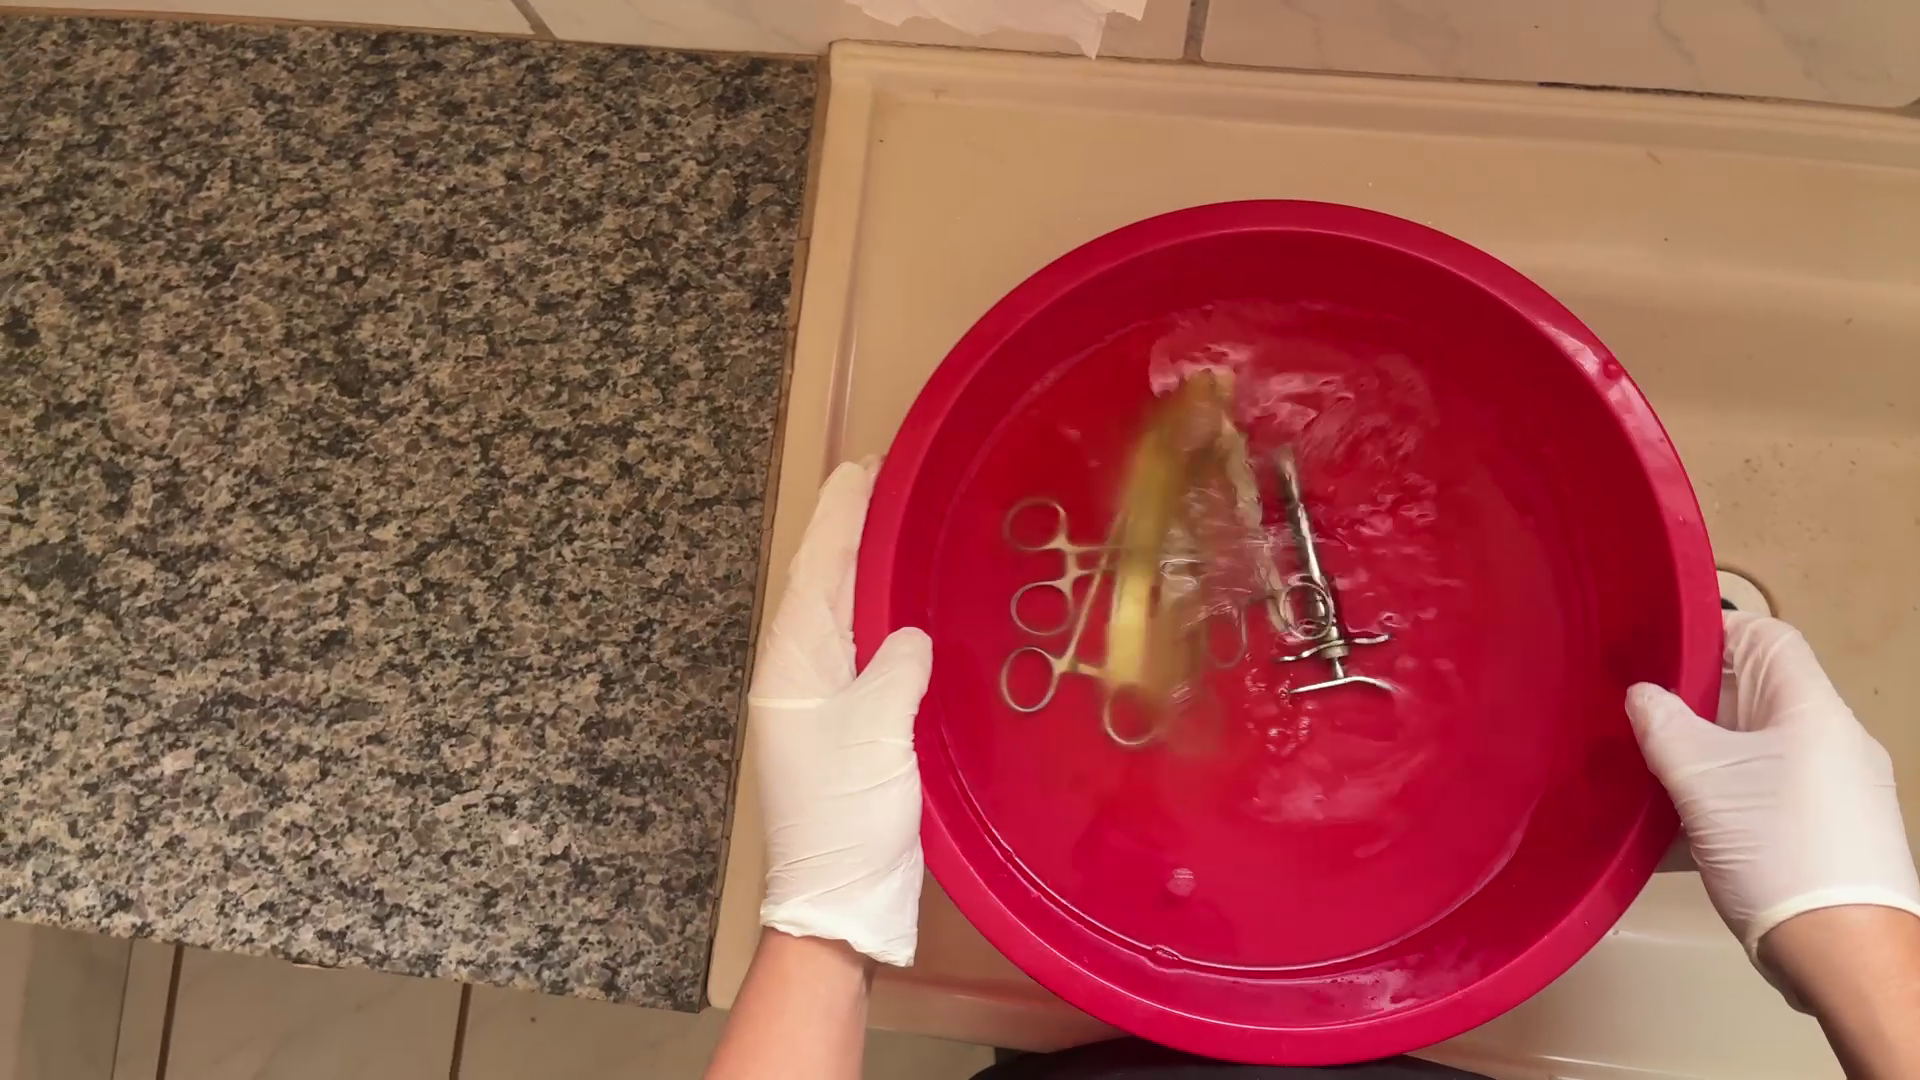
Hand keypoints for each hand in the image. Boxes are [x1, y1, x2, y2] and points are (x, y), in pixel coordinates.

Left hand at [747, 460, 930, 966]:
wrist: (841, 898)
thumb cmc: (848, 816)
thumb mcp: (876, 735)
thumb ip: (895, 670)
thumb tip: (909, 636)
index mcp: (793, 666)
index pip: (813, 573)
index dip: (837, 518)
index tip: (861, 469)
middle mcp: (798, 672)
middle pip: (820, 584)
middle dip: (845, 528)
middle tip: (878, 478)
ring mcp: (820, 697)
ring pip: (838, 612)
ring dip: (857, 563)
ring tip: (886, 519)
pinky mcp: (846, 719)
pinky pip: (859, 645)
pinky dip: (874, 610)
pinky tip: (896, 600)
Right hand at [1627, 612, 1919, 993]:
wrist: (1841, 948)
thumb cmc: (1774, 842)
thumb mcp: (1697, 771)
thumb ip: (1660, 719)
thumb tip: (1642, 695)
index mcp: (1811, 712)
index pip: (1765, 637)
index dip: (1709, 628)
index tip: (1648, 641)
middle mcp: (1828, 739)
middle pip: (1750, 687)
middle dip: (1686, 689)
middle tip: (1625, 698)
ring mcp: (1826, 783)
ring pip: (1745, 735)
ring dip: (1692, 738)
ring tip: (1637, 749)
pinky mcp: (1814, 821)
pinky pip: (1752, 776)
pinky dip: (1710, 776)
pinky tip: (1670, 800)